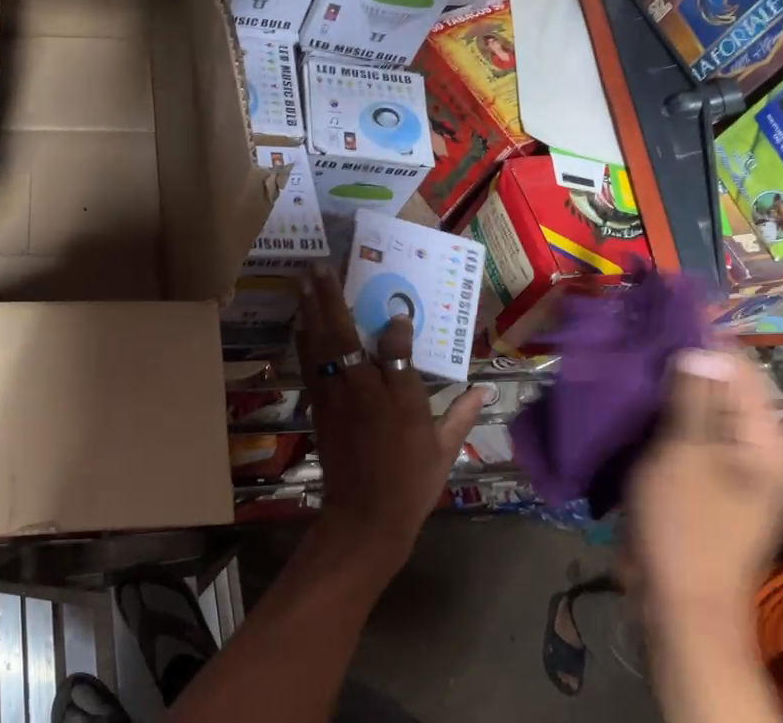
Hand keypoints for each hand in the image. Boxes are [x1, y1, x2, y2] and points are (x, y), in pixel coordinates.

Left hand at [296, 263, 489, 577]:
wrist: (366, 516)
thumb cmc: (411, 484)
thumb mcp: (444, 450)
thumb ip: (461, 414)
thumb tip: (483, 390)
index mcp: (401, 398)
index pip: (396, 348)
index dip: (396, 326)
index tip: (398, 310)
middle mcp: (365, 390)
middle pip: (344, 333)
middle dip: (330, 297)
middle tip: (319, 266)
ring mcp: (336, 397)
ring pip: (319, 344)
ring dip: (310, 311)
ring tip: (303, 282)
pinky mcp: (319, 408)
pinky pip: (309, 366)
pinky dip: (303, 342)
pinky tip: (299, 324)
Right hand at [628, 348, 782, 615]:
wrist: (679, 598)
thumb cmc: (685, 524)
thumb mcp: (686, 455)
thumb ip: (694, 399)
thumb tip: (701, 348)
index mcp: (768, 441)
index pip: (740, 370)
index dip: (703, 337)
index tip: (661, 307)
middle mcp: (758, 449)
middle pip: (722, 388)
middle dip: (680, 359)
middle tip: (634, 331)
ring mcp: (730, 467)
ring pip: (699, 409)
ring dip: (666, 386)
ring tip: (626, 358)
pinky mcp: (702, 480)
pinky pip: (685, 433)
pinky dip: (661, 414)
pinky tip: (630, 401)